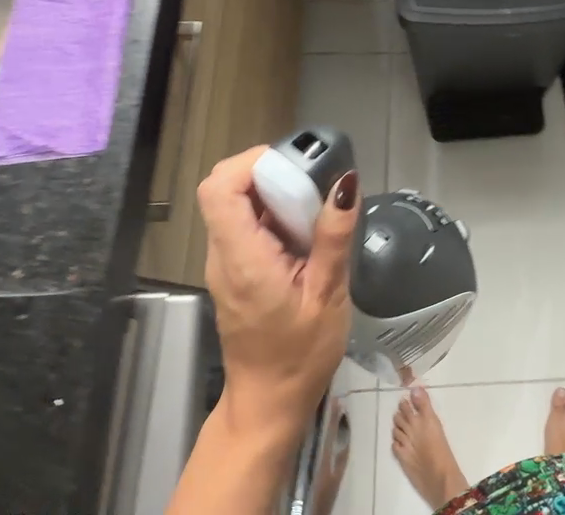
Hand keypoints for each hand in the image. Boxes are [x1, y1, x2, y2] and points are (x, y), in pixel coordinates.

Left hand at [197, 147, 359, 421]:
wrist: (269, 402)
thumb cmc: (300, 354)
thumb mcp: (328, 295)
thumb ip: (333, 237)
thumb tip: (346, 183)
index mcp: (242, 258)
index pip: (219, 188)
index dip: (251, 162)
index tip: (294, 165)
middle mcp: (223, 255)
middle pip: (225, 190)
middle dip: (269, 174)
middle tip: (313, 184)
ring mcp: (224, 263)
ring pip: (235, 205)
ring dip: (273, 194)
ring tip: (315, 207)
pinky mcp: (234, 270)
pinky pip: (245, 225)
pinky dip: (273, 215)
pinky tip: (305, 233)